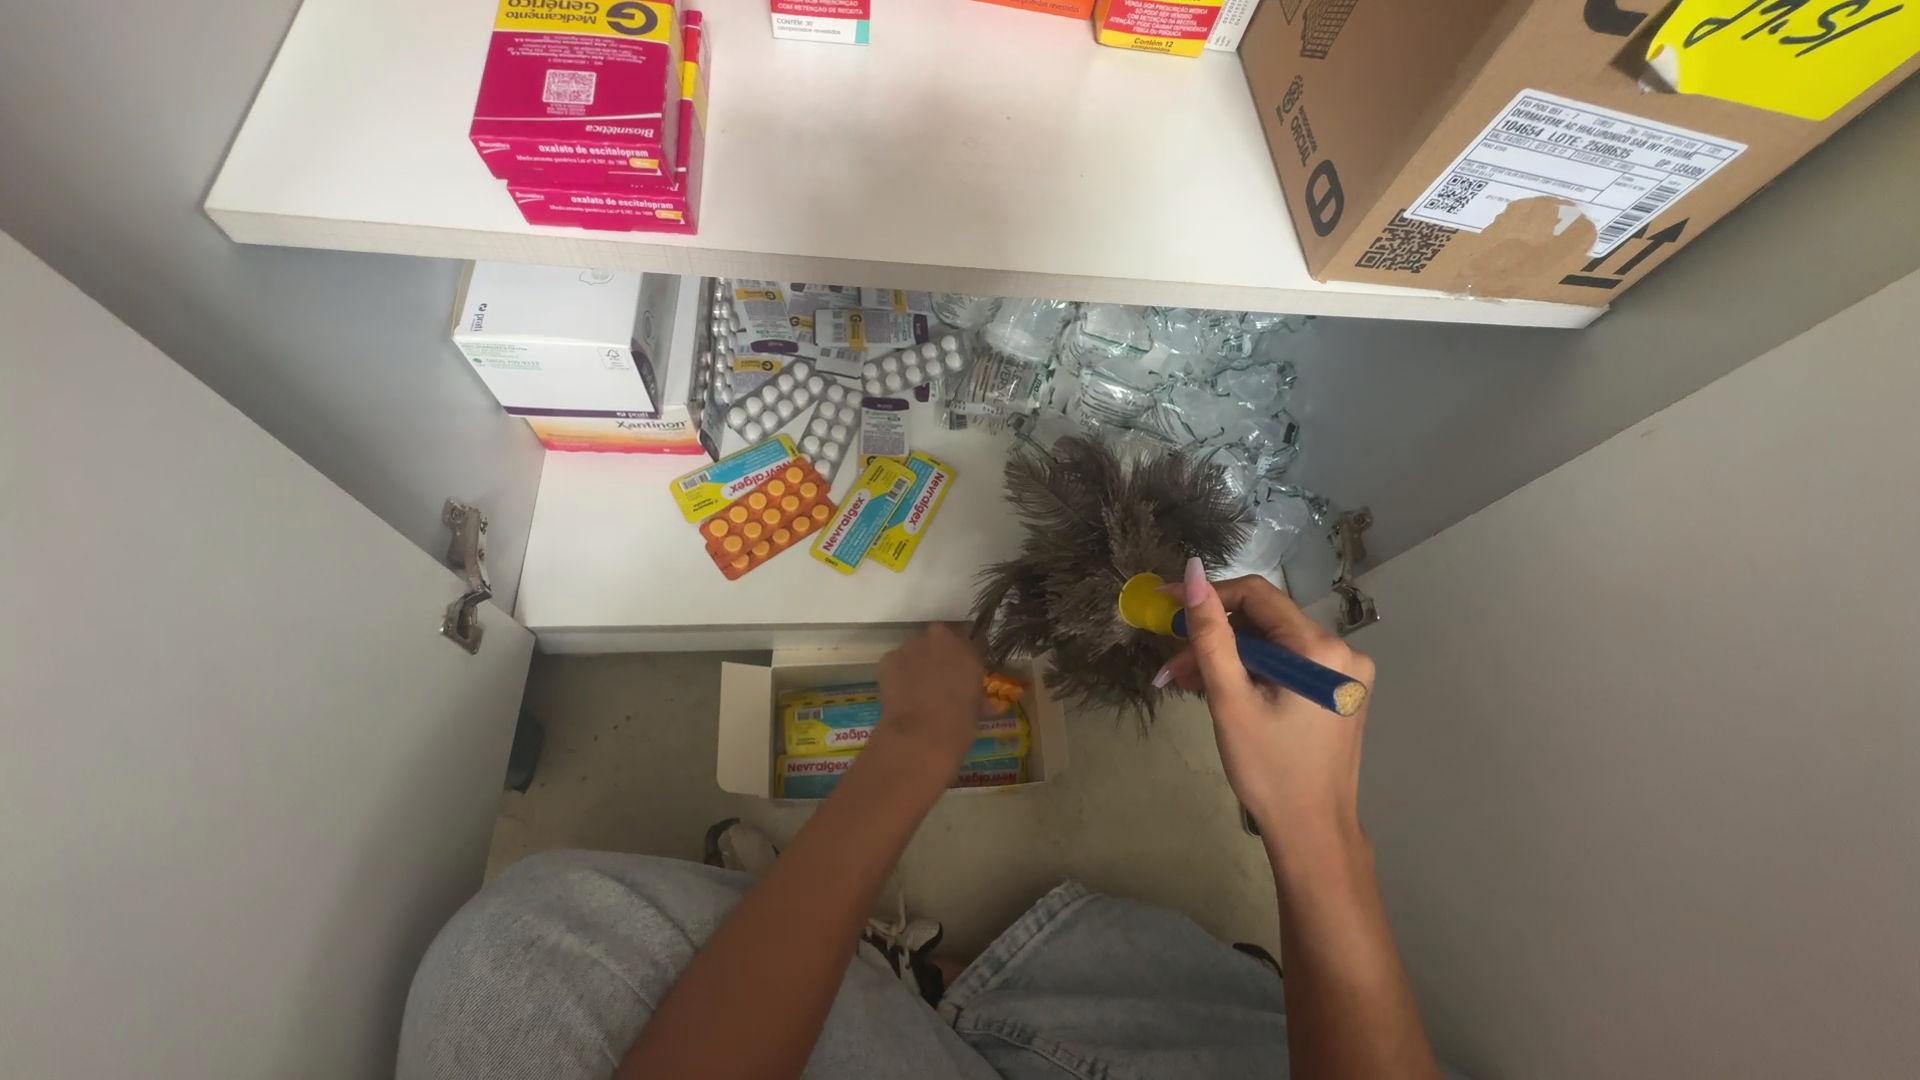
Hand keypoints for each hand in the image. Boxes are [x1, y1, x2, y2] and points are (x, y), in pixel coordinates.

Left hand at [868, 623, 987, 782]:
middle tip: (943, 680)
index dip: (970, 654)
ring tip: (919, 690)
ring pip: (917, 650)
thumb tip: (973, 696)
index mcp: (967, 647)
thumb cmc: (958, 724)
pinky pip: (897, 662)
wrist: (920, 737)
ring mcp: (911, 646)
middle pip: (941, 640)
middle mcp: (939, 638)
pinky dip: (900, 674)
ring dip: (920, 663)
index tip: (968, 667)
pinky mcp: (888, 659)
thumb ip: (974, 689)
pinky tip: (902, 694)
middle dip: (943, 656)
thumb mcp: (977, 704)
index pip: (972, 640)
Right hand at [1155, 558, 1375, 853]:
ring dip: (1226, 657)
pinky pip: (1285, 662)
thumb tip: (1192, 573)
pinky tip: (1220, 690)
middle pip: (1262, 621)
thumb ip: (1210, 634)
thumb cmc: (1268, 769)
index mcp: (1319, 648)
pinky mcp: (1337, 689)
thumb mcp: (1230, 699)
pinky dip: (1249, 671)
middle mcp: (1342, 650)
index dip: (1208, 595)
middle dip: (1213, 638)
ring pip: (1271, 643)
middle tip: (1172, 666)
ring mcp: (1343, 671)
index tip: (1165, 605)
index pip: (1255, 595)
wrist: (1312, 831)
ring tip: (1187, 683)